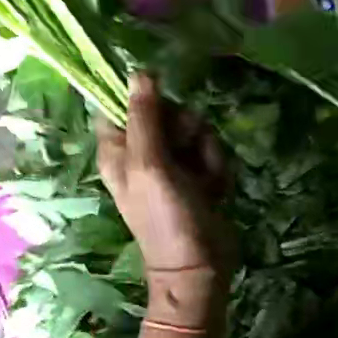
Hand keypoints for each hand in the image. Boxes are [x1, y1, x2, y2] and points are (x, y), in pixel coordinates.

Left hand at [96, 74, 234, 273]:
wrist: (200, 265)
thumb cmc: (166, 218)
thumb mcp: (150, 165)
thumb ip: (144, 118)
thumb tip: (139, 71)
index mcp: (119, 149)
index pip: (124, 103)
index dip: (148, 101)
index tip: (165, 113)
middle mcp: (144, 153)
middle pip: (169, 113)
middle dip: (189, 130)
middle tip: (188, 152)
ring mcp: (174, 166)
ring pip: (198, 132)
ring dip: (209, 153)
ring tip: (205, 181)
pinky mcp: (200, 176)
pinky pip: (213, 153)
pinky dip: (219, 170)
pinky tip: (216, 190)